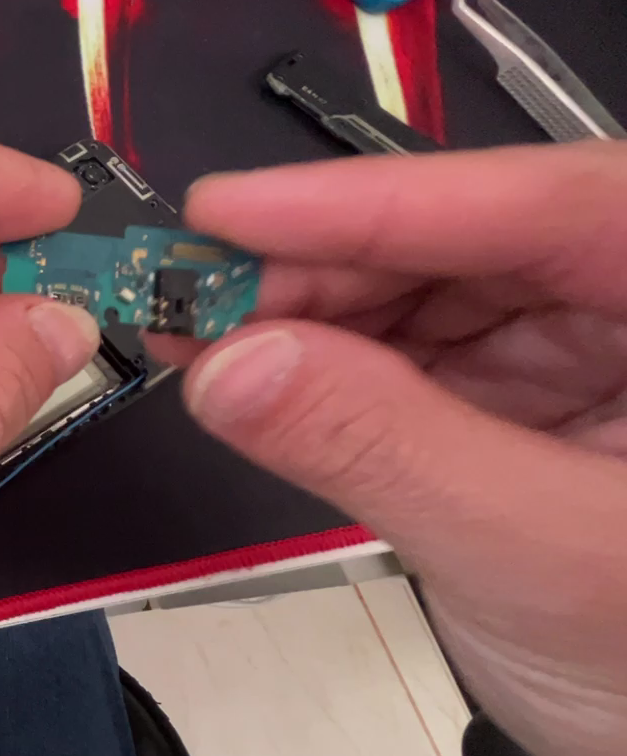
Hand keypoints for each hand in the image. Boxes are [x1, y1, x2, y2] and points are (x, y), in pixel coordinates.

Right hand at [149, 141, 626, 755]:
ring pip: (409, 291)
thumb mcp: (534, 553)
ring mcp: (575, 345)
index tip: (220, 210)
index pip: (553, 208)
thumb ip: (379, 446)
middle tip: (181, 296)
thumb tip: (225, 365)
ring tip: (189, 332)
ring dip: (287, 312)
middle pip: (460, 242)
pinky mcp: (503, 389)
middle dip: (306, 268)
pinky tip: (234, 368)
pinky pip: (385, 352)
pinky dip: (298, 360)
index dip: (370, 201)